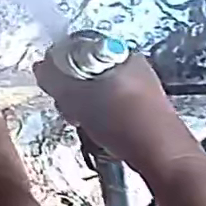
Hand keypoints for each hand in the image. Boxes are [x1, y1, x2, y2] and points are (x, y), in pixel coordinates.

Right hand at [33, 54, 203, 174]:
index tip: (53, 82)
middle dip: (69, 86)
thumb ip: (52, 77)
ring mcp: (139, 85)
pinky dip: (97, 111)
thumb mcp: (75, 96)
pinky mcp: (142, 106)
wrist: (165, 159)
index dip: (56, 64)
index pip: (73, 45)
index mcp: (116, 52)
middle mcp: (130, 63)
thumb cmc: (122, 121)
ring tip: (81, 118)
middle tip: (68, 103)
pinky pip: (108, 100)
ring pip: (93, 85)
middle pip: (82, 66)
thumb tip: (41, 68)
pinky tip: (95, 127)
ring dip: (80, 100)